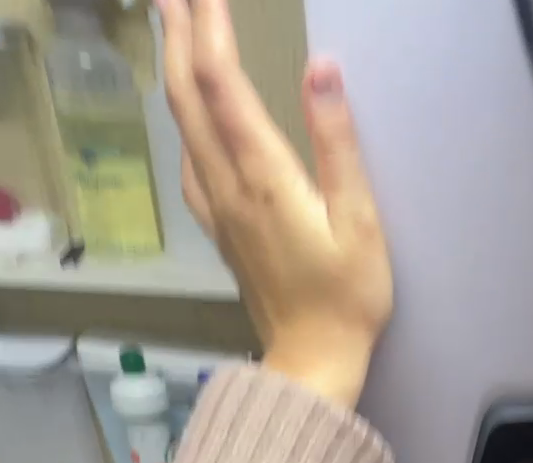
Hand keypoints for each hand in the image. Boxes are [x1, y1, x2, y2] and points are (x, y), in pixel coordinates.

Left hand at [158, 0, 391, 408]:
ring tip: (172, 33)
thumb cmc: (348, 297)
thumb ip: (338, 145)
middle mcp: (228, 186)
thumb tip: (322, 69)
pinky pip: (188, 166)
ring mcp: (218, 212)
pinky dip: (182, 125)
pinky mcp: (222, 234)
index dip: (208, 27)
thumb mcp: (360, 222)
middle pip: (186, 95)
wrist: (314, 360)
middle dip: (177, 34)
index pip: (222, 82)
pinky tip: (188, 122)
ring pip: (181, 127)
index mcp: (264, 177)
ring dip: (172, 72)